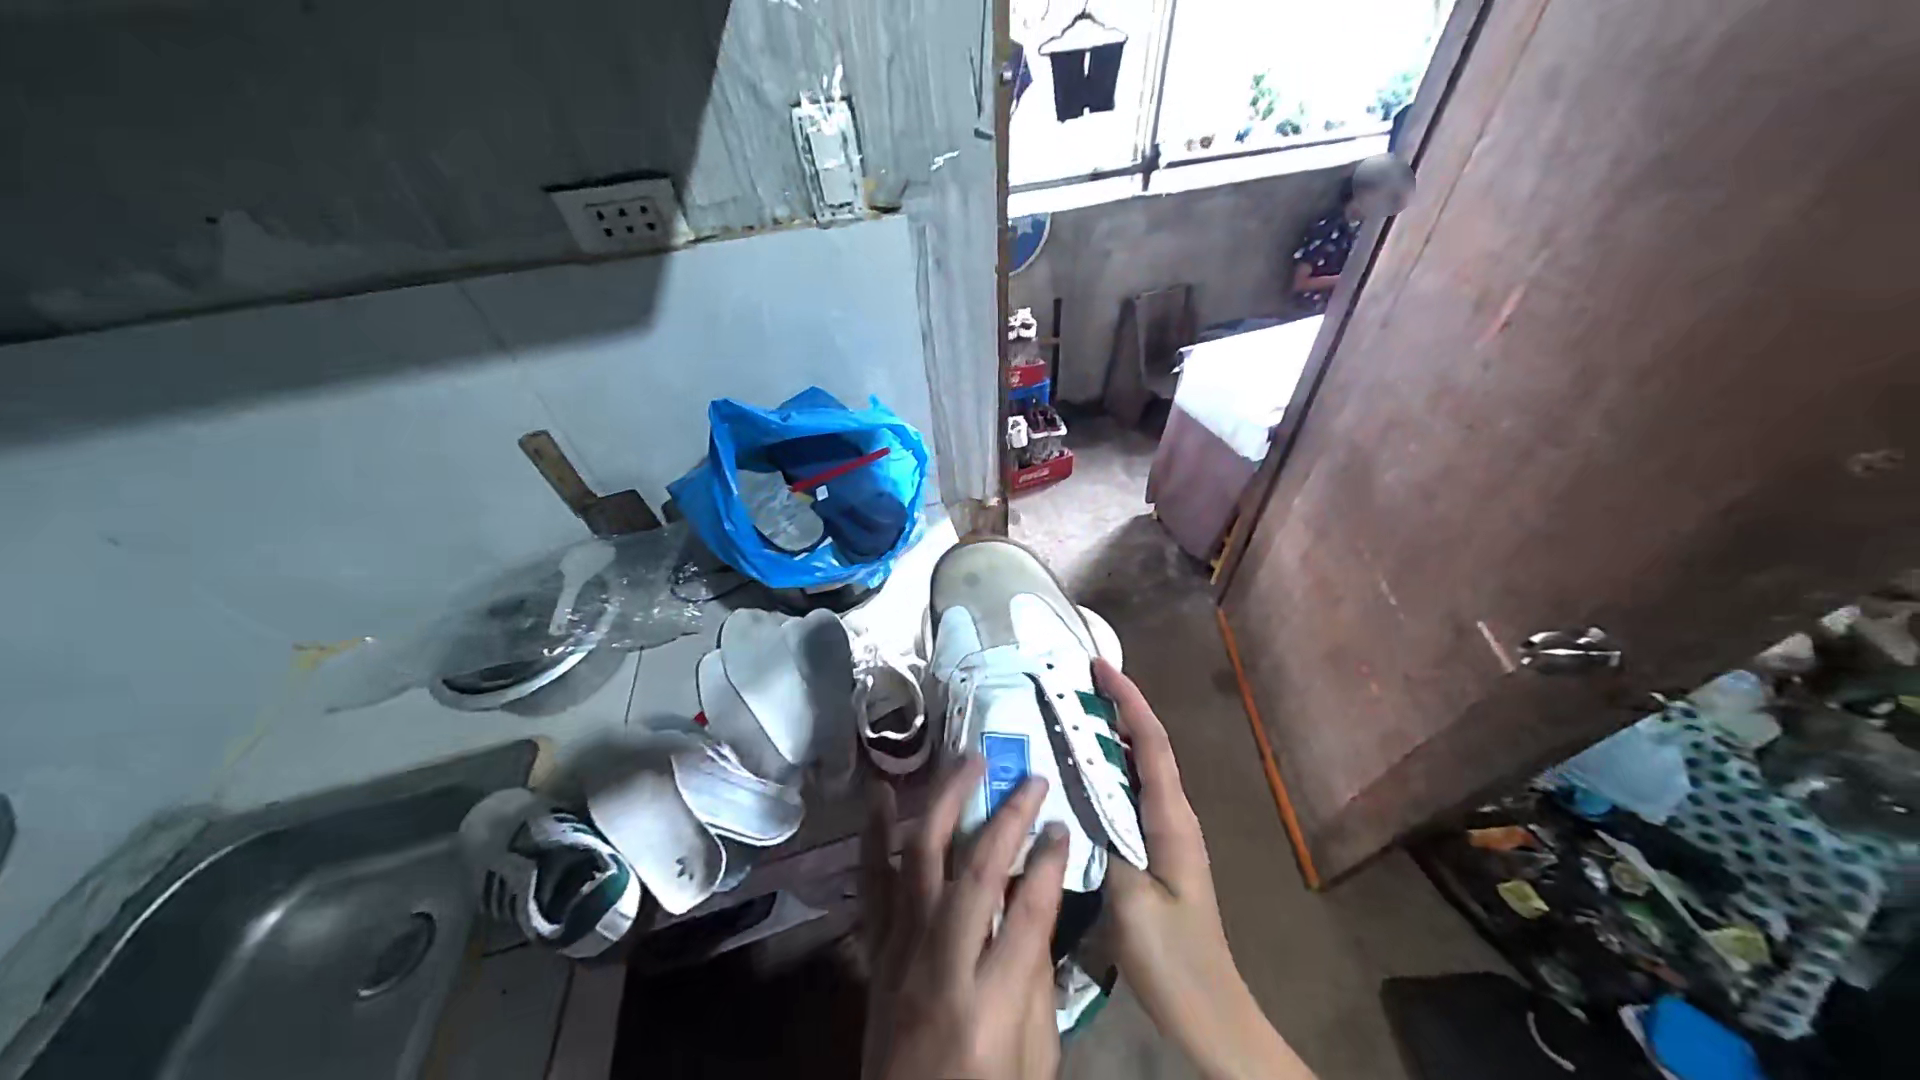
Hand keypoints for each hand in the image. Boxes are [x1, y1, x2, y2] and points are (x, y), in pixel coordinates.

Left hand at [861, 756, 1069, 1079]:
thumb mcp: (1034, 1058)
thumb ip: (1037, 976)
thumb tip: (1036, 900)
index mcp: (989, 1004)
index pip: (1028, 913)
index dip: (1048, 861)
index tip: (1061, 824)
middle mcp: (939, 965)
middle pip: (974, 872)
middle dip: (1006, 817)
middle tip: (1028, 779)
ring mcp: (898, 951)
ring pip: (919, 858)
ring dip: (944, 802)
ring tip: (966, 761)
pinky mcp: (874, 950)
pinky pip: (871, 881)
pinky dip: (874, 833)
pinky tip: (880, 792)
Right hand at [1097, 660, 1314, 1079]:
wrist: (1208, 1010)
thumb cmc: (1173, 957)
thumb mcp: (1132, 902)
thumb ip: (1104, 844)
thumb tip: (1075, 799)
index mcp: (1172, 819)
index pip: (1152, 743)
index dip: (1128, 699)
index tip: (1098, 666)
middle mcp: (1173, 815)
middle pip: (1148, 745)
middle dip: (1117, 707)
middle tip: (1074, 683)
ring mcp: (1166, 832)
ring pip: (1138, 768)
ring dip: (1111, 735)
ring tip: (1071, 714)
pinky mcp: (1154, 850)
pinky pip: (1129, 794)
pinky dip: (1106, 770)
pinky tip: (1079, 775)